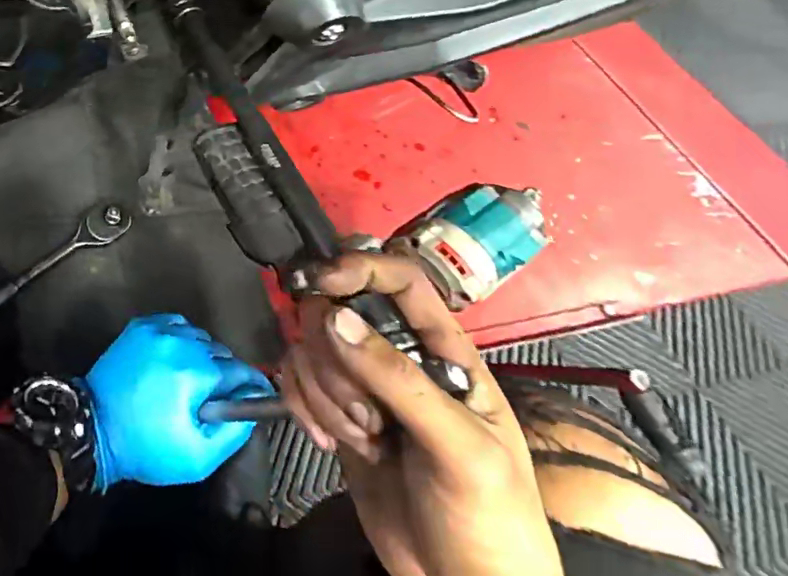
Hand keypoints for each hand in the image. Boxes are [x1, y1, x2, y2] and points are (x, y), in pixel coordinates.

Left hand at [84, 313, 274, 489]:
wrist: (94, 428)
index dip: (251, 383)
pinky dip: (181, 337)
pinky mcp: (139, 327)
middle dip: (224, 372)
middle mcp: (178, 342)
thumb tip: (251, 403)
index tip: (257, 393)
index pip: (238, 370)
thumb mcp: (198, 457)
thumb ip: (233, 431)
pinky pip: (174, 323)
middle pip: (219, 351)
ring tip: (195, 379)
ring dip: (203, 354)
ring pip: (197, 335)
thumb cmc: (147, 446)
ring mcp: (156, 330)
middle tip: (217, 396)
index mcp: (194, 371)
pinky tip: (177, 358)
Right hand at [278, 253, 561, 575]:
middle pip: (338, 308)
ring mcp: (362, 383)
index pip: (398, 279)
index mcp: (444, 350)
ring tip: (361, 439)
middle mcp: (398, 355)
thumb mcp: (461, 450)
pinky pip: (297, 380)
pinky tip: (330, 442)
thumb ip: (400, 381)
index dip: (358, 267)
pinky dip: (302, 407)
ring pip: (312, 345)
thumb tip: (335, 317)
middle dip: (335, 355)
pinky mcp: (334, 411)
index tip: (320, 282)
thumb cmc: (490, 519)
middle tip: (362, 409)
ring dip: (323, 393)